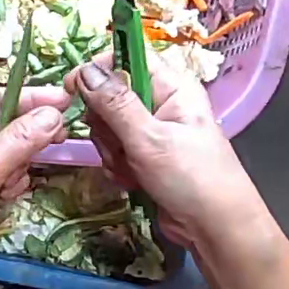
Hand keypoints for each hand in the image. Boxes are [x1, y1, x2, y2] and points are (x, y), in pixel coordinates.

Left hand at [0, 87, 70, 287]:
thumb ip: (21, 139)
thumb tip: (55, 113)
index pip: (1, 99)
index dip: (34, 98)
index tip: (66, 99)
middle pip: (11, 127)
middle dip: (28, 139)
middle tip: (58, 140)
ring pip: (15, 154)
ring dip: (18, 168)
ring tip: (6, 184)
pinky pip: (10, 177)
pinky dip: (12, 186)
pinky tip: (3, 198)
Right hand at [66, 53, 258, 247]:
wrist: (216, 231)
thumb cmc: (192, 179)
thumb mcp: (150, 138)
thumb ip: (115, 104)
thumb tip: (84, 70)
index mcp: (171, 86)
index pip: (126, 57)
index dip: (97, 69)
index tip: (73, 88)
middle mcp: (160, 103)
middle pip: (109, 95)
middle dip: (104, 123)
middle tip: (118, 143)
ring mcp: (150, 130)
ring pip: (107, 126)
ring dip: (110, 149)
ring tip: (131, 168)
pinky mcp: (143, 155)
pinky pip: (113, 149)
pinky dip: (116, 165)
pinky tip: (131, 181)